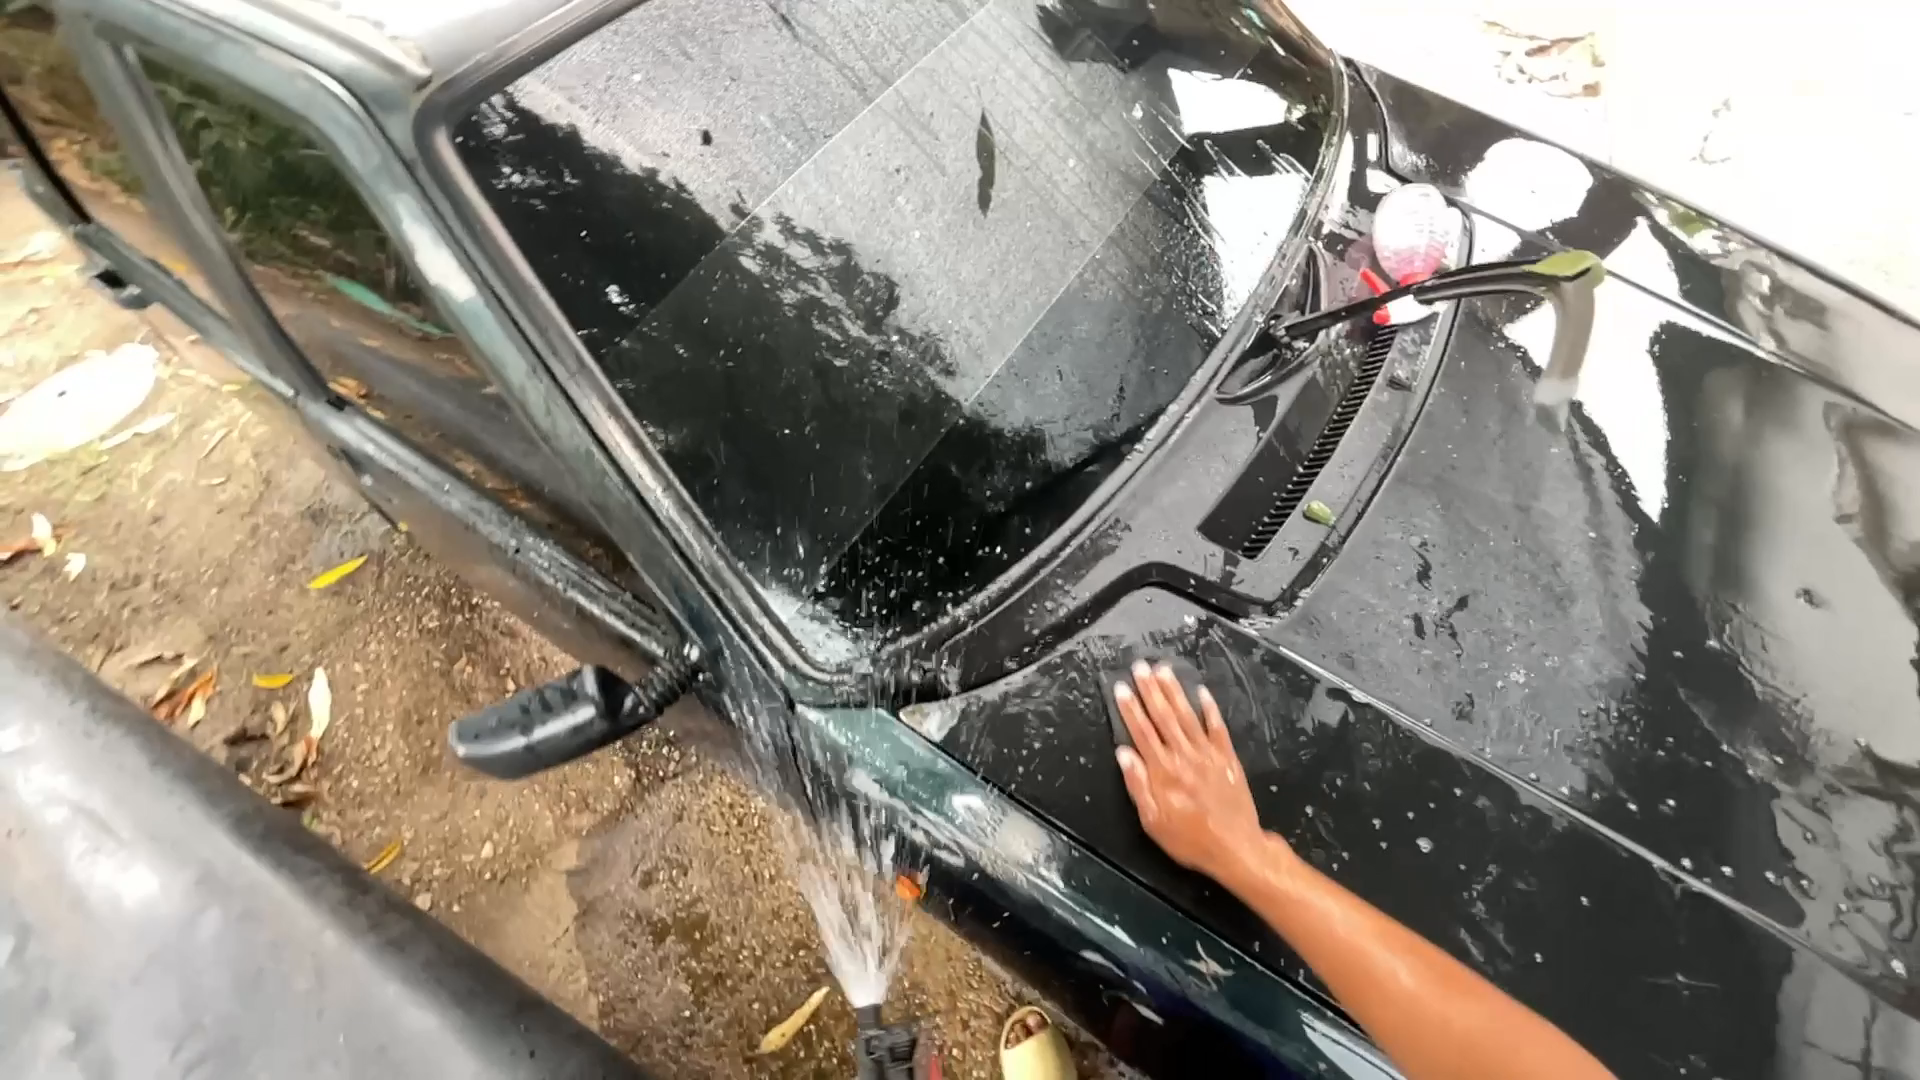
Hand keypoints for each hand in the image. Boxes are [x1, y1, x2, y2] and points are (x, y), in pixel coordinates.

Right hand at [1113, 661, 1278, 885]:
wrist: (1237, 850)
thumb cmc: (1189, 839)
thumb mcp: (1153, 821)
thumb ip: (1138, 785)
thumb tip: (1123, 753)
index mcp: (1163, 771)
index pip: (1142, 732)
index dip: (1130, 708)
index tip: (1121, 687)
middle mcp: (1184, 756)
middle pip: (1163, 717)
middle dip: (1149, 690)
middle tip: (1140, 666)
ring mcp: (1208, 754)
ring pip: (1187, 715)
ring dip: (1174, 691)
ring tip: (1163, 669)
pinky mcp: (1228, 758)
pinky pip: (1217, 728)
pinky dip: (1210, 709)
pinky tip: (1202, 692)